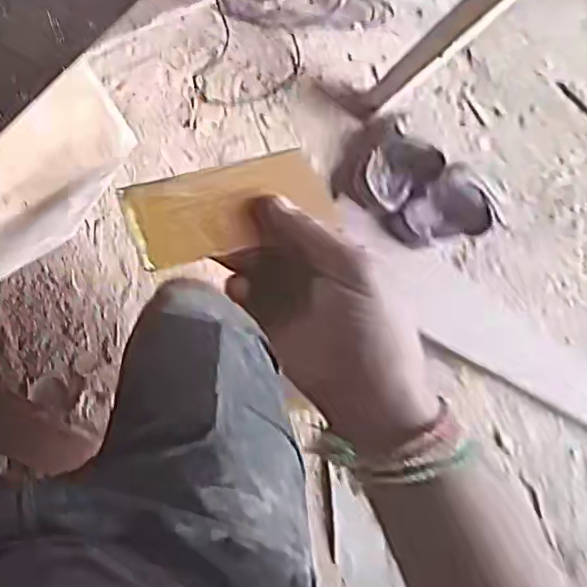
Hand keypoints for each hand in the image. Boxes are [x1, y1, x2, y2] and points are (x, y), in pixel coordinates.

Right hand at [223, 197, 439, 452]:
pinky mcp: (260, 316)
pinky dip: (234, 284)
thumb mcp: (353, 271)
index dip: (268, 205)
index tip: (238, 193)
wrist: (364, 393)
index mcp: (332, 251)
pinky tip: (239, 289)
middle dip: (241, 226)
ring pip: (246, 260)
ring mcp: (280, 292)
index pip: (294, 218)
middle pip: (263, 236)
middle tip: (215, 218)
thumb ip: (310, 234)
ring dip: (232, 253)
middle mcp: (303, 266)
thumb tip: (267, 200)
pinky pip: (237, 290)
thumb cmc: (371, 326)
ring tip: (220, 251)